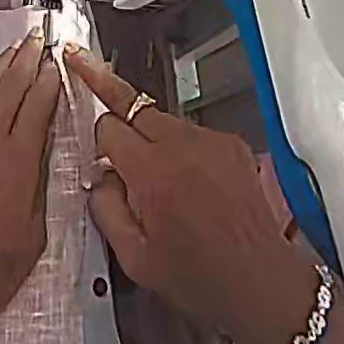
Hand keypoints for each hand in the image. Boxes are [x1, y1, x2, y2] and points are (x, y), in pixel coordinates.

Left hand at [0, 30, 62, 343]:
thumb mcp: (35, 226)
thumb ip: (40, 179)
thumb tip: (43, 147)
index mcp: (17, 158)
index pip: (38, 103)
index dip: (49, 79)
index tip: (57, 62)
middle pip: (11, 86)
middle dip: (27, 58)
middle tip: (38, 37)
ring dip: (2, 66)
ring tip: (15, 48)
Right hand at [66, 47, 319, 343]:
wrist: (262, 282)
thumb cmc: (198, 277)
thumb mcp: (134, 257)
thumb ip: (105, 207)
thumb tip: (100, 174)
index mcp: (153, 173)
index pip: (108, 126)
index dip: (96, 136)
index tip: (86, 124)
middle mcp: (182, 145)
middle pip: (132, 103)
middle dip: (108, 94)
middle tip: (82, 62)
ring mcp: (210, 140)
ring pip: (161, 118)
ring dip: (148, 133)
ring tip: (154, 173)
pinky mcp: (230, 143)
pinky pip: (191, 133)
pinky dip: (179, 147)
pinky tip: (187, 180)